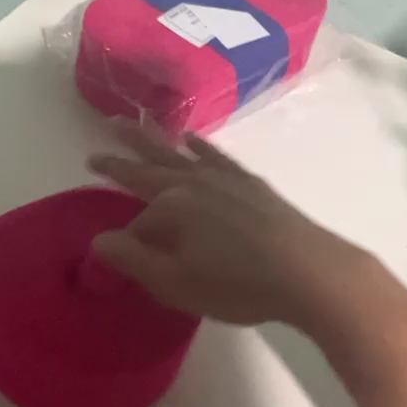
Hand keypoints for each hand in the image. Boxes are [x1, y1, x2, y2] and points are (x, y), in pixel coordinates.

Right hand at [87, 121, 376, 328]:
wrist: (309, 272)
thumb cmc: (238, 285)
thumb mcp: (176, 283)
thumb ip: (133, 260)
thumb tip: (98, 240)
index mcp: (171, 207)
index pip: (136, 223)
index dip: (126, 241)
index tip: (118, 256)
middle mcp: (192, 182)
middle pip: (149, 166)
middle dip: (121, 157)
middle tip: (97, 143)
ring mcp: (224, 178)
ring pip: (178, 153)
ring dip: (153, 138)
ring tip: (132, 122)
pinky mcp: (250, 182)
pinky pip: (215, 155)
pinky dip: (200, 146)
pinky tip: (191, 139)